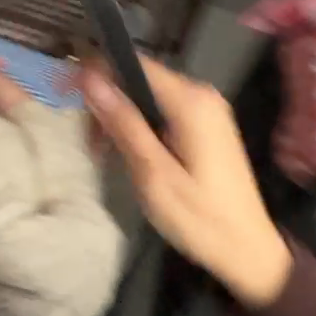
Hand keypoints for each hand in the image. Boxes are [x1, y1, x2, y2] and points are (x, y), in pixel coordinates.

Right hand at [81, 59, 292, 306]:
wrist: (249, 251)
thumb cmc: (200, 219)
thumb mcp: (154, 175)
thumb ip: (123, 124)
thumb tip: (90, 79)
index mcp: (190, 102)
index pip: (133, 63)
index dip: (96, 71)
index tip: (66, 92)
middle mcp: (201, 94)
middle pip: (138, 79)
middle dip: (106, 103)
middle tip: (90, 145)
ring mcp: (206, 109)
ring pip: (146, 96)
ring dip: (119, 117)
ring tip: (105, 155)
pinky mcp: (205, 125)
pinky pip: (160, 110)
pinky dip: (138, 125)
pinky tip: (128, 153)